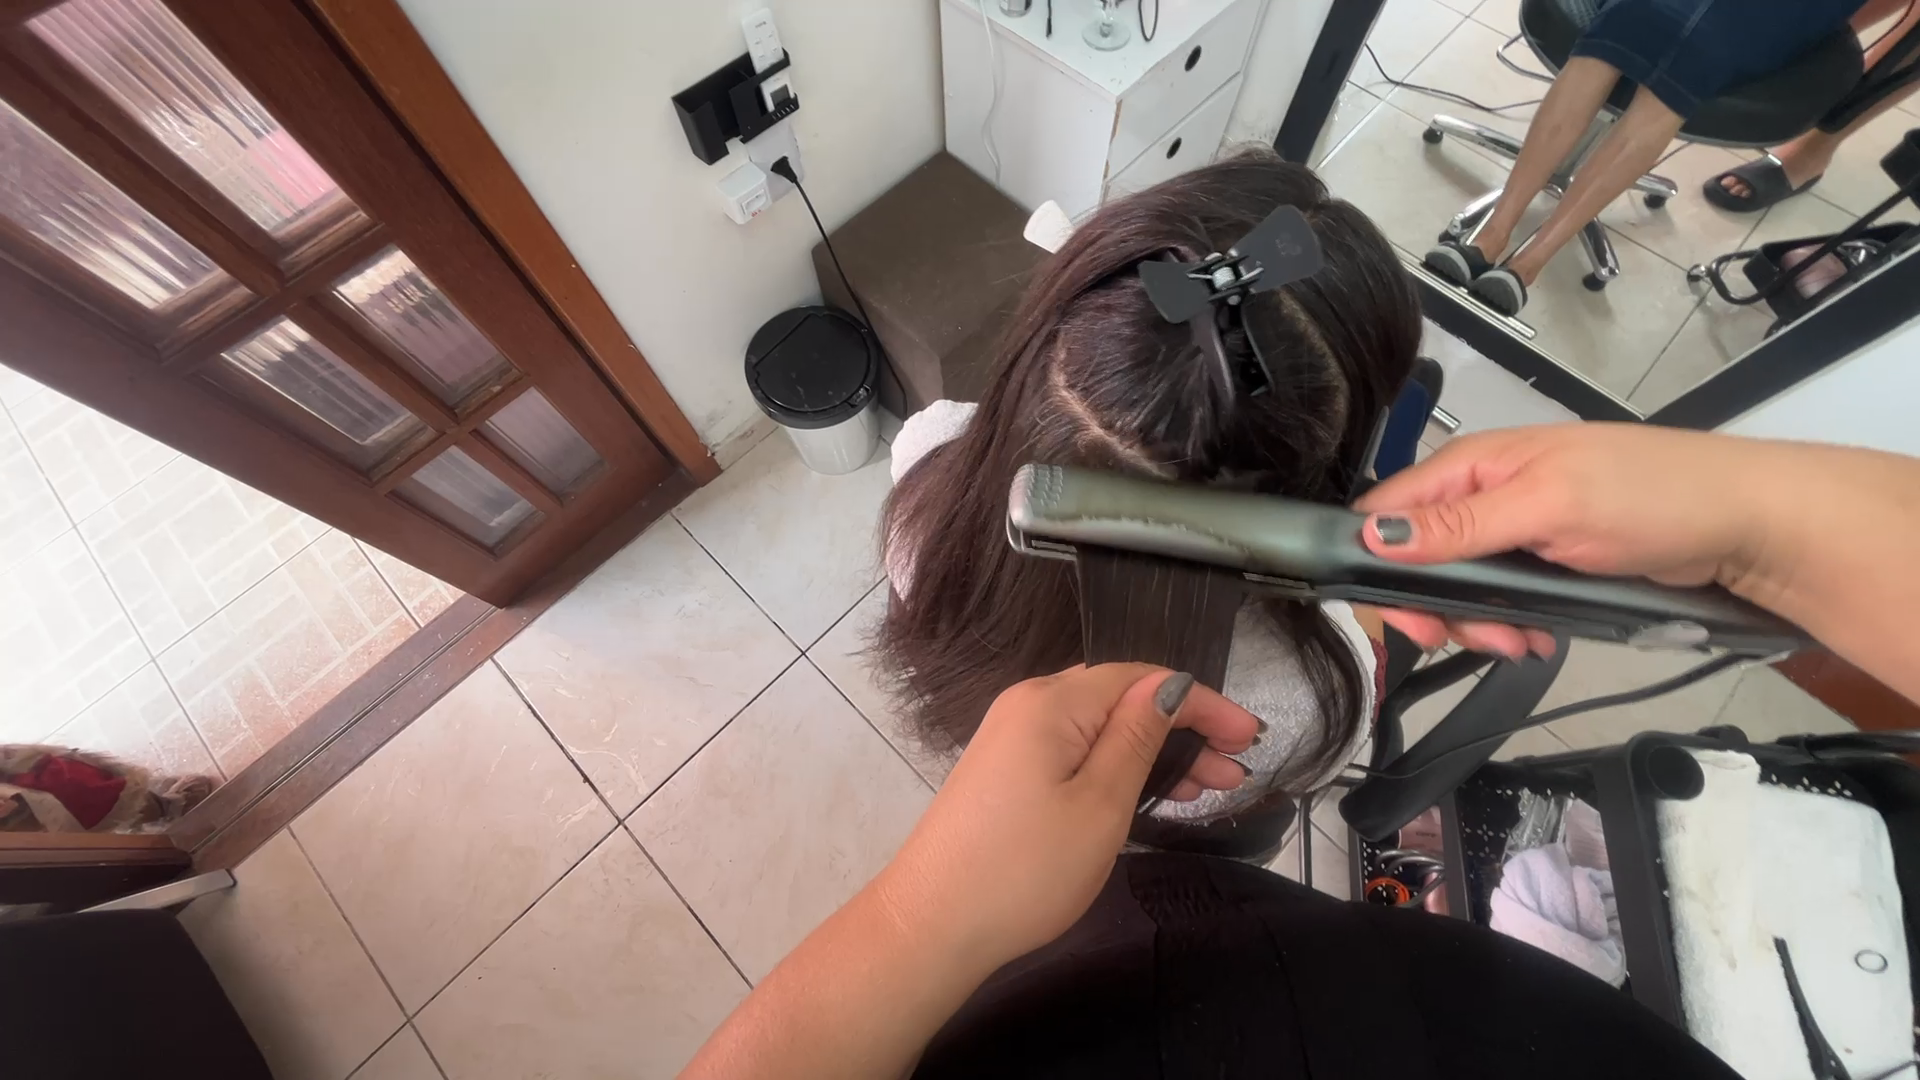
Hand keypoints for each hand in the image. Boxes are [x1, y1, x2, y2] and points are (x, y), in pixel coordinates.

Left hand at [872, 664, 1256, 971]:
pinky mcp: (1006, 765)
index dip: (1200, 700)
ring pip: (1098, 725)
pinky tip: (1150, 790)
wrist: (932, 922)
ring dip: (1153, 749)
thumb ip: (1136, 738)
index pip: (1139, 677)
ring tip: (1207, 786)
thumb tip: (1167, 687)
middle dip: (1182, 726)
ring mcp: (1012, 734)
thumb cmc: (1025, 868)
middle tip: (1235, 770)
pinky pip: (1073, 747)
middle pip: (1119, 697)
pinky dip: (1116, 763)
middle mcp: (1028, 703)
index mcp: (1051, 701)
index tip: (1251, 736)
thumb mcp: (1099, 805)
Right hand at [1353, 424, 1774, 656]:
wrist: (1752, 524)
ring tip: (1517, 642)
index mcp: (1466, 466)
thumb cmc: (1651, 498)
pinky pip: (1487, 595)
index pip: (1383, 512)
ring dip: (1471, 621)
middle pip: (1409, 557)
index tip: (1404, 612)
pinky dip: (1500, 622)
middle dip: (1430, 604)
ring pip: (1446, 584)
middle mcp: (1474, 494)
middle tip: (1463, 638)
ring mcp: (1502, 527)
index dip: (1373, 561)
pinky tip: (1530, 636)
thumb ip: (1459, 526)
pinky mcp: (1530, 557)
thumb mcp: (1548, 507)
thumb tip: (1373, 535)